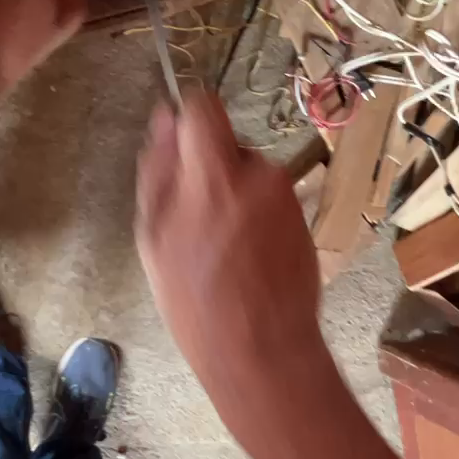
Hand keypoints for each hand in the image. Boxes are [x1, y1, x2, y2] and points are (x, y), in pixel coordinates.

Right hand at [136, 96, 329, 410]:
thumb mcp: (154, 238)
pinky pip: (269, 201)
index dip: (187, 120)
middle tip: (194, 223)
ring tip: (222, 251)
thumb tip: (163, 118)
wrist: (261, 351)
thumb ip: (158, 170)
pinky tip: (247, 260)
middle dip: (209, 171)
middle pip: (226, 145)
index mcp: (214, 175)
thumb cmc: (195, 303)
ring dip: (233, 198)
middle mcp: (259, 174)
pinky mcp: (304, 218)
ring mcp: (287, 197)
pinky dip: (256, 219)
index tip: (178, 149)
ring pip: (249, 176)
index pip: (203, 107)